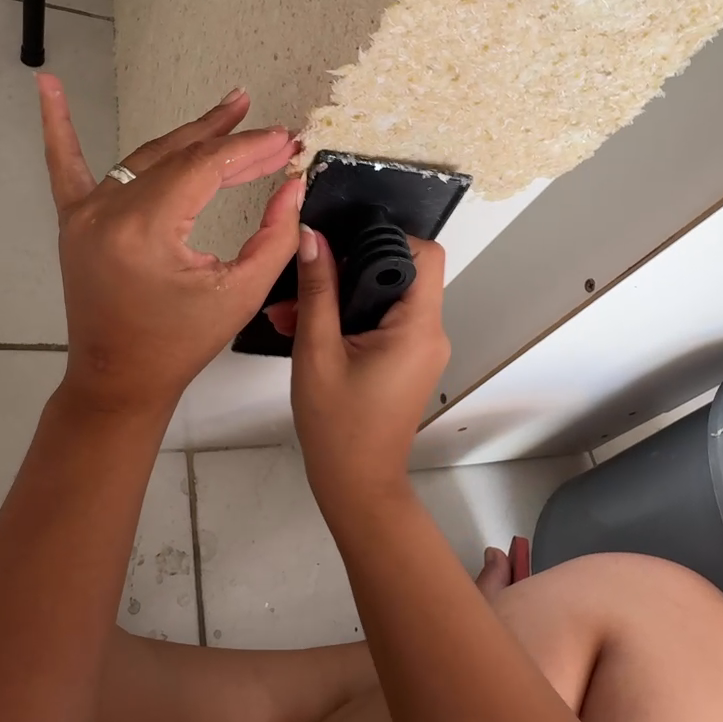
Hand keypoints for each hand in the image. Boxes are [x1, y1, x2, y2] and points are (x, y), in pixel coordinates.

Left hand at [37, 74, 302, 412]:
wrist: (118, 380)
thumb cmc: (179, 344)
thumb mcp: (239, 295)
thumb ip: (274, 237)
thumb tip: (292, 184)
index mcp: (144, 230)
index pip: (206, 167)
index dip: (250, 150)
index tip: (285, 141)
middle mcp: (107, 211)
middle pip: (178, 155)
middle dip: (229, 140)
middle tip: (269, 129)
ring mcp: (83, 212)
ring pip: (145, 156)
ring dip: (188, 135)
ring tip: (229, 109)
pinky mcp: (73, 220)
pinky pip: (66, 166)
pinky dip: (59, 125)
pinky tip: (47, 85)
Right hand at [286, 228, 449, 506]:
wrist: (355, 484)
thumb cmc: (337, 426)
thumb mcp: (316, 351)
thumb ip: (317, 290)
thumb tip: (313, 237)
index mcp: (417, 328)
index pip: (425, 255)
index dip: (387, 238)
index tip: (343, 242)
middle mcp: (430, 333)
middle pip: (403, 272)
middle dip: (351, 268)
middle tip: (308, 277)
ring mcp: (421, 348)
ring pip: (386, 298)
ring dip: (341, 296)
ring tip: (292, 311)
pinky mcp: (407, 360)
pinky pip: (382, 322)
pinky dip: (349, 319)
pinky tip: (306, 328)